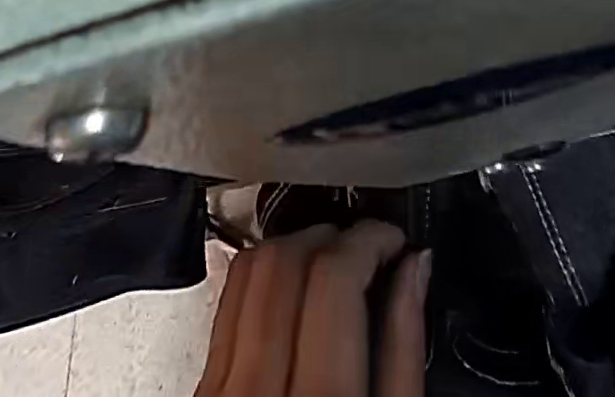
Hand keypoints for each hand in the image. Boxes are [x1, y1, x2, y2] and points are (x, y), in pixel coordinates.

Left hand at [196, 221, 428, 396]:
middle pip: (287, 262)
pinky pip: (231, 303)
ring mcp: (218, 393)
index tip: (393, 240)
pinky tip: (296, 289)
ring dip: (299, 244)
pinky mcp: (200, 394)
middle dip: (335, 234)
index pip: (334, 276)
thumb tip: (415, 266)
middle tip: (367, 246)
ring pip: (251, 271)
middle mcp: (257, 394)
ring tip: (333, 259)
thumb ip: (405, 346)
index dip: (370, 237)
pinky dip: (268, 275)